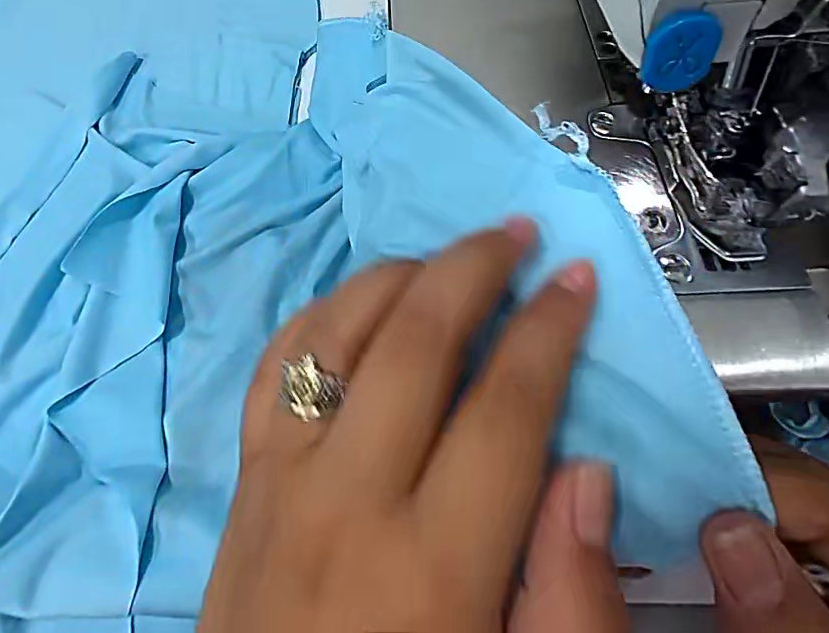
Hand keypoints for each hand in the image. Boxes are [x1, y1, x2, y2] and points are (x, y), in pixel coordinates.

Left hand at [199, 220, 627, 632]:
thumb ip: (567, 596)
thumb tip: (585, 467)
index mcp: (428, 568)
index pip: (503, 408)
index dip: (548, 329)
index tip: (575, 278)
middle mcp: (345, 499)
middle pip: (415, 342)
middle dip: (473, 269)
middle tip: (514, 233)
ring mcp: (281, 477)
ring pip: (336, 331)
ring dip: (397, 274)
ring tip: (446, 258)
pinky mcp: (242, 475)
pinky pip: (274, 362)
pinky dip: (323, 312)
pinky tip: (363, 301)